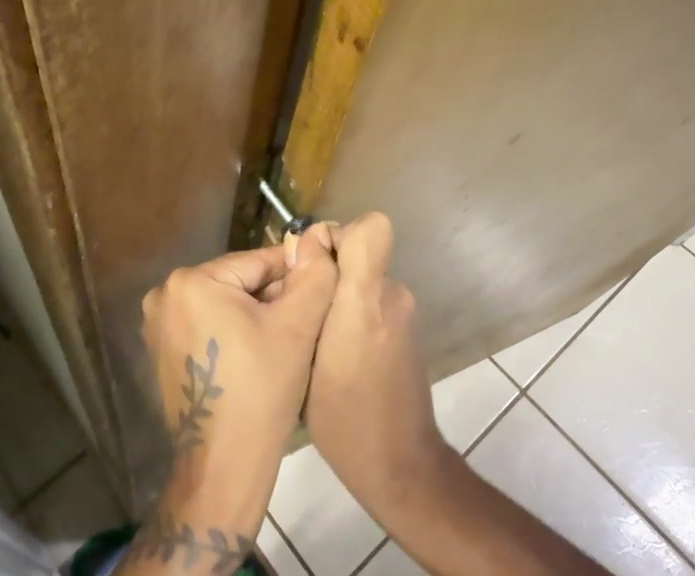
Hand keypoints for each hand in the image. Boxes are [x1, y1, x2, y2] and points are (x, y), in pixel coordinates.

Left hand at [139, 224, 338, 467]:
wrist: (223, 463)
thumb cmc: (262, 389)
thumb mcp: (297, 327)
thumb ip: (314, 275)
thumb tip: (319, 240)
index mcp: (191, 280)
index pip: (257, 262)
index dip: (294, 276)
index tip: (323, 290)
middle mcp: (164, 294)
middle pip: (238, 284)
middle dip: (272, 299)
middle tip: (305, 326)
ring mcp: (157, 325)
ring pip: (224, 306)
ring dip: (254, 318)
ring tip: (284, 345)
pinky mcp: (160, 351)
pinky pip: (206, 329)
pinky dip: (232, 336)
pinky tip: (256, 359)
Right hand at [306, 214, 603, 572]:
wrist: (396, 466)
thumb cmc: (346, 411)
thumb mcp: (314, 348)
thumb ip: (317, 286)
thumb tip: (308, 241)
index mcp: (371, 295)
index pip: (370, 228)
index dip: (335, 236)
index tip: (305, 268)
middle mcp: (393, 296)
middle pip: (355, 255)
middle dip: (322, 273)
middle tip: (292, 310)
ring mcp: (401, 317)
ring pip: (357, 284)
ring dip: (331, 300)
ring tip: (304, 338)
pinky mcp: (402, 337)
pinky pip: (367, 306)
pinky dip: (346, 320)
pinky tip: (327, 355)